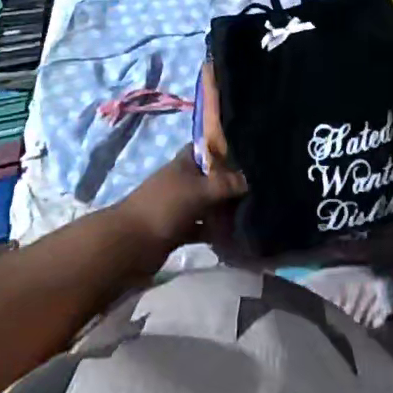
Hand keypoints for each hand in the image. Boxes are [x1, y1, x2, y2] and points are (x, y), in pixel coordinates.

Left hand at [112, 149, 246, 253]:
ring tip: (253, 213)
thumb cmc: (165, 206)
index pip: (206, 148)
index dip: (224, 149)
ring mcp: (180, 206)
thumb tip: (249, 179)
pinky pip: (202, 228)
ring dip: (224, 210)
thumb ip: (225, 184)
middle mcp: (182, 181)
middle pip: (210, 178)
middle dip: (230, 183)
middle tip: (259, 189)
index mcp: (183, 164)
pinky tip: (235, 237)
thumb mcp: (199, 190)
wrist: (132, 243)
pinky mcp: (178, 230)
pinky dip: (215, 232)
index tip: (248, 154)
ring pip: (208, 204)